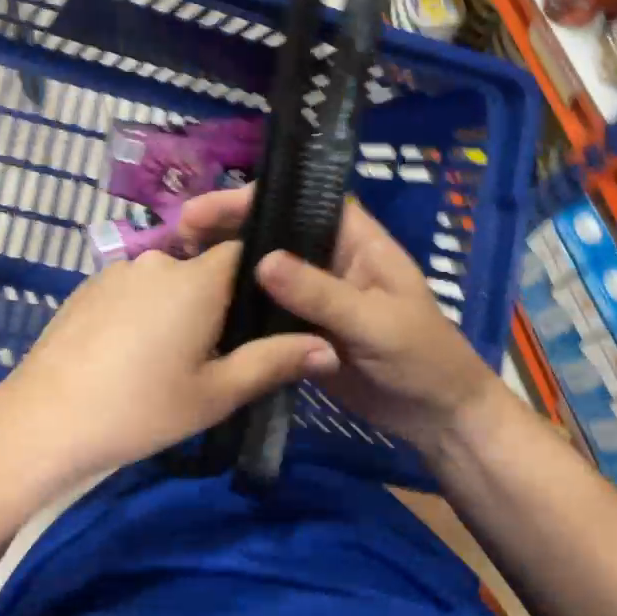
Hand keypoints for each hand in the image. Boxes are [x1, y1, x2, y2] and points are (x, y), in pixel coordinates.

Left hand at [0, 242, 338, 493]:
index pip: (242, 251)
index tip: (268, 308)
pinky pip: (131, 289)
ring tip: (171, 357)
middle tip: (217, 350)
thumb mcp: (215, 393)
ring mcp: (116, 271)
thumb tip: (329, 347)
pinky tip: (131, 353)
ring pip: (165, 280)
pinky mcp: (87, 287)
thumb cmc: (141, 407)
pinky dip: (142, 311)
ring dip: (176, 307)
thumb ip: (273, 362)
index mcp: (195, 279)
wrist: (47, 416)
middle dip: (216, 300)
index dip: (260, 275)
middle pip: (203, 267)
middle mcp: (157, 261)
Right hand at [179, 186, 503, 447]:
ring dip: (224, 260)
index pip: (301, 200)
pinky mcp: (298, 324)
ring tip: (179, 260)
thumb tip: (262, 261)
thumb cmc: (422, 358)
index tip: (212, 206)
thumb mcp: (376, 323)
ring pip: (261, 264)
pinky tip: (200, 303)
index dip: (258, 196)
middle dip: (228, 225)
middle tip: (181, 232)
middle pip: (273, 227)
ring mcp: (311, 291)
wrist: (437, 419)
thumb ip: (321, 294)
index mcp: (355, 239)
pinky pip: (261, 304)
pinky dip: (233, 300)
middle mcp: (327, 256)